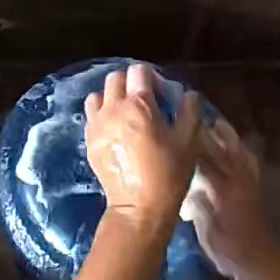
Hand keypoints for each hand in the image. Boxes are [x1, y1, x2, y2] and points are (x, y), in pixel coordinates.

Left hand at [83, 64, 201, 233]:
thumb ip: (190, 111)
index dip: (151, 77)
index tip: (161, 92)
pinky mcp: (89, 140)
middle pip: (116, 78)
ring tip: (126, 113)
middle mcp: (113, 110)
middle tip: (145, 100)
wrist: (138, 208)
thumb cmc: (168, 174)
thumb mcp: (189, 141)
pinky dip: (102, 114)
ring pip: (99, 94)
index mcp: (138, 106)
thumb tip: (188, 95)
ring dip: (112, 97)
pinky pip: (92, 115)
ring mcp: (97, 125)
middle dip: (131, 82)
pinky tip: (116, 129)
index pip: (138, 71)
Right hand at [190, 119, 279, 279]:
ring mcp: (250, 182)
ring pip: (239, 150)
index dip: (189, 145)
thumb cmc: (230, 252)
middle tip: (192, 118)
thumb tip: (186, 183)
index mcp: (223, 191)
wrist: (262, 262)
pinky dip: (242, 149)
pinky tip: (236, 145)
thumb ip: (198, 205)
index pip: (203, 161)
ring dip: (227, 136)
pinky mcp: (257, 186)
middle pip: (221, 150)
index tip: (175, 131)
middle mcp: (238, 181)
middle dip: (206, 133)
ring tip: (215, 123)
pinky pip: (250, 160)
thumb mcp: (207, 232)